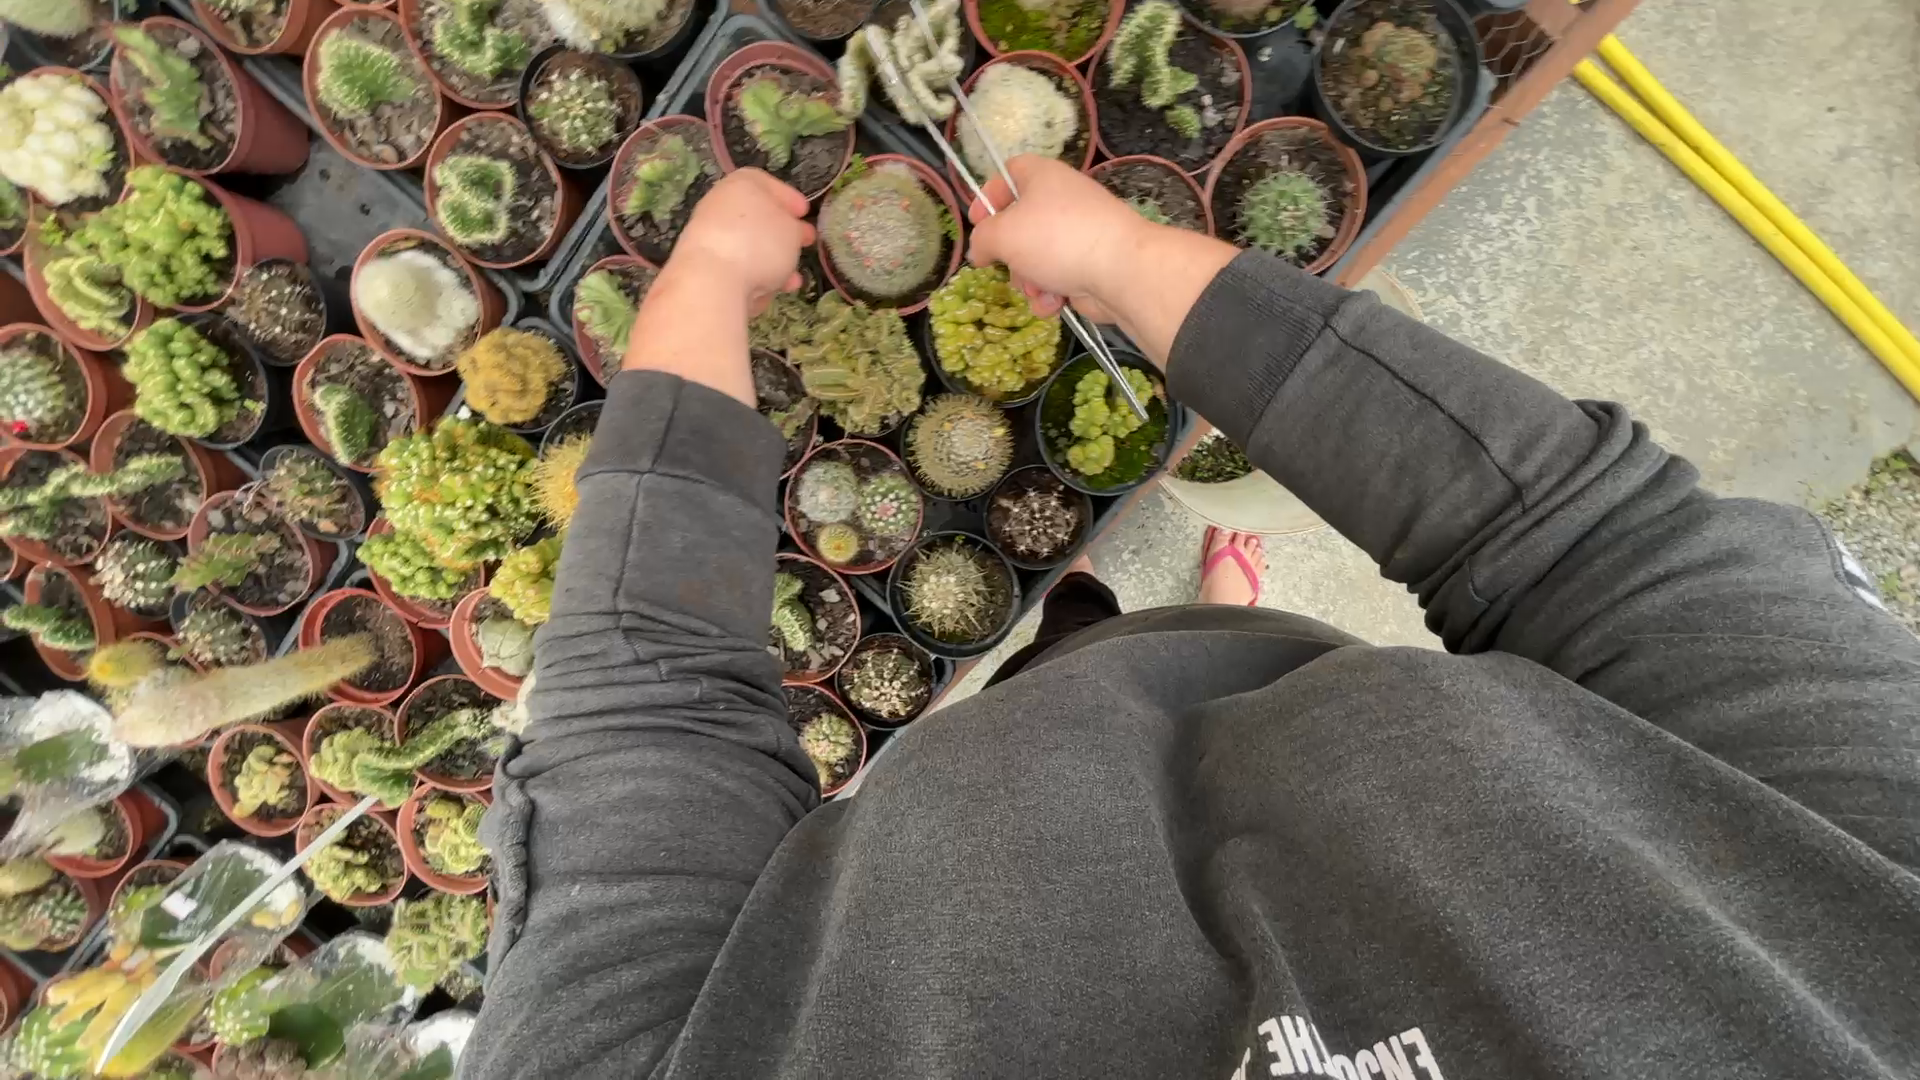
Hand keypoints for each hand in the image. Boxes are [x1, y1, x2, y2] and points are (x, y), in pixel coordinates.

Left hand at [665, 168, 815, 315]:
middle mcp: (722, 204)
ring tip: (793, 278)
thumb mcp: (792, 231)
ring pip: (752, 245)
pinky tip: (775, 289)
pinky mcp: (708, 264)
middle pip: (758, 216)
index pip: (767, 183)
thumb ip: (796, 228)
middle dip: (783, 233)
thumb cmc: (760, 243)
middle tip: (802, 243)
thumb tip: (793, 231)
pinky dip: (759, 275)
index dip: (789, 198)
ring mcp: (712, 235)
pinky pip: (741, 266)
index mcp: (742, 184)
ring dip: (775, 260)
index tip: (805, 213)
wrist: (714, 278)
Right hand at [964, 156, 1237, 365]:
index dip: (988, 195)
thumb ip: (982, 239)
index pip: (1010, 172)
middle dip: (1009, 254)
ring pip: (1034, 260)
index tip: (976, 222)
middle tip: (1006, 265)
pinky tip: (1055, 302)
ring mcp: (1076, 236)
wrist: (1119, 270)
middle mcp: (1061, 201)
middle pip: (1019, 225)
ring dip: (1028, 281)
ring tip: (1038, 289)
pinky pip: (1055, 281)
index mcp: (1042, 177)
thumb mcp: (1003, 234)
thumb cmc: (1056, 239)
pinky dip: (1050, 295)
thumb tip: (980, 250)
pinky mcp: (1087, 267)